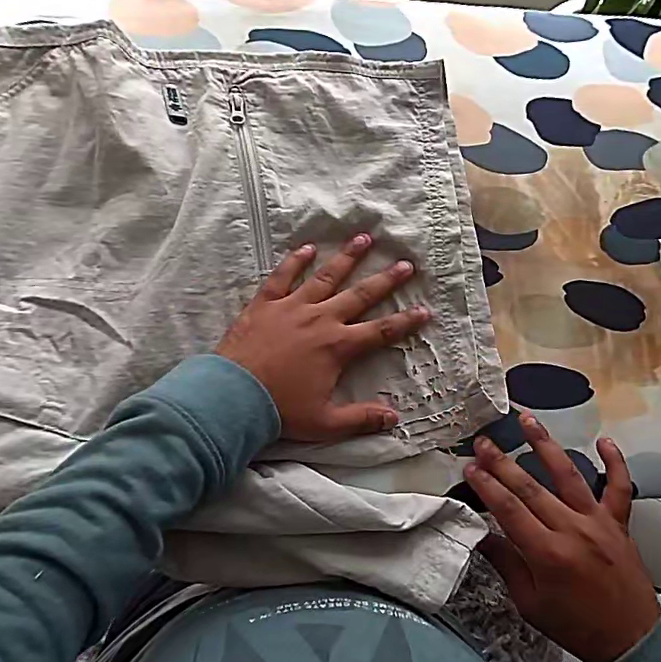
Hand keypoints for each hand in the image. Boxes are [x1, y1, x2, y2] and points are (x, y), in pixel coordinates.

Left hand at [216, 234, 430, 441]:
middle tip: (406, 264)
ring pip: (326, 277)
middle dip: (386, 280)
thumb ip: (361, 419)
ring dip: (347, 258)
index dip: (406, 322)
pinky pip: (283, 277)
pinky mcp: (265, 304)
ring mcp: (292, 308)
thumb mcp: (325, 422)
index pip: (382, 331)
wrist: (234, 395)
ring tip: (364, 239)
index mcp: (338, 347)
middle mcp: (321, 320)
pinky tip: (306, 248)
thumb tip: (394, 417)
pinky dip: (295, 261)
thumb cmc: (281, 410)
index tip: (425, 310)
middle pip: (360, 295)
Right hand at [465, 415, 660, 661]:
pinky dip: (615, 463)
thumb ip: (505, 563)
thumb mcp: (529, 602)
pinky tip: (604, 442)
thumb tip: (480, 534)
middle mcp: (573, 531)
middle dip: (502, 462)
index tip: (470, 468)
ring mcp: (598, 524)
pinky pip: (619, 488)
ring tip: (527, 420)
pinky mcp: (619, 524)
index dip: (486, 486)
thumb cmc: (575, 626)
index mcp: (547, 554)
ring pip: (568, 475)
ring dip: (545, 445)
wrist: (630, 642)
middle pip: (530, 488)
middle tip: (483, 442)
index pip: (508, 510)